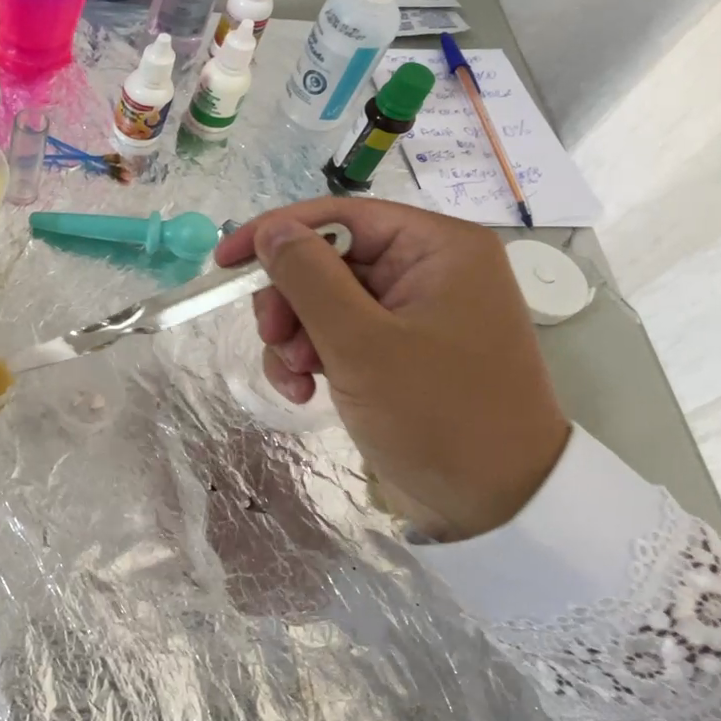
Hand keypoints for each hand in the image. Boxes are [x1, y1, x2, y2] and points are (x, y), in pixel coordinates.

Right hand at [216, 198, 569, 540]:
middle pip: (328, 259)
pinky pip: (339, 335)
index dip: (277, 232)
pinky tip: (303, 393)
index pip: (341, 216)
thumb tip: (271, 230)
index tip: (224, 264)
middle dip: (289, 300)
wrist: (496, 504)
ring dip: (295, 336)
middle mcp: (428, 270)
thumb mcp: (361, 344)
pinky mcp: (400, 351)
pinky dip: (313, 359)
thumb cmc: (437, 414)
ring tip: (293, 378)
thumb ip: (309, 278)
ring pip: (325, 300)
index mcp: (437, 248)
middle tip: (271, 338)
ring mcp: (414, 313)